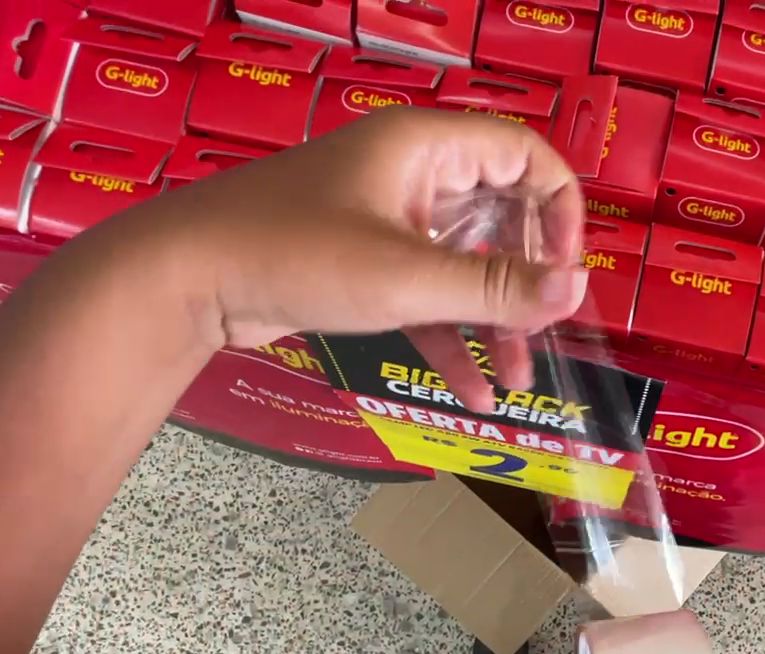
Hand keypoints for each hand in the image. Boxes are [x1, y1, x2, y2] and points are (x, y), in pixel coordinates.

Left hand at [117, 108, 588, 410]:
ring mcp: (392, 223)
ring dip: (494, 323)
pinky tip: (473, 392)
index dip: (558, 210)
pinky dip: (451, 341)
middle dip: (527, 282)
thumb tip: (576, 289)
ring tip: (516, 379)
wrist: (188, 280)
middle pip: (502, 219)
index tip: (564, 272)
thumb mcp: (407, 277)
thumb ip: (496, 286)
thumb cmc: (298, 256)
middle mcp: (415, 178)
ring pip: (467, 268)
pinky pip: (429, 298)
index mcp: (427, 150)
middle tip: (542, 332)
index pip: (524, 155)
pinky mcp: (371, 265)